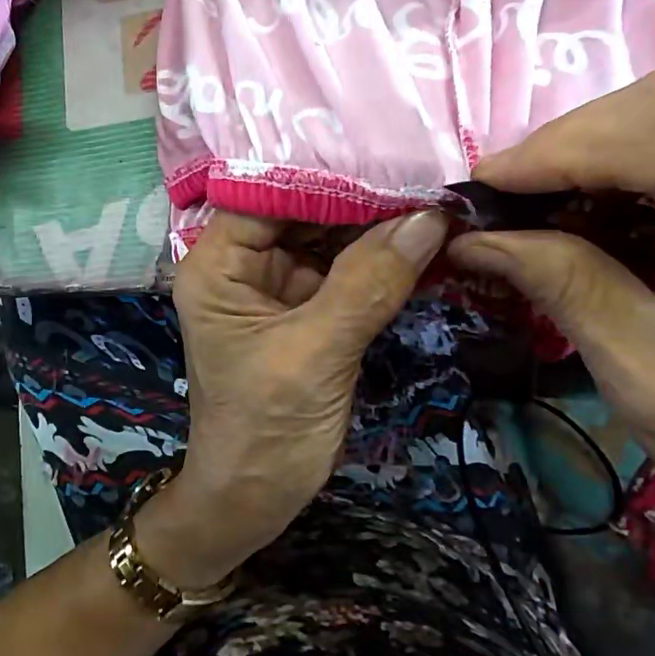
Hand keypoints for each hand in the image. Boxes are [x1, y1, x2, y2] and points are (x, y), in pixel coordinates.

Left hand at [137, 211, 448, 588]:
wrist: (253, 498)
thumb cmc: (266, 427)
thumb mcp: (315, 351)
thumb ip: (368, 282)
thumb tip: (429, 216)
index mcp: (217, 265)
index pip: (268, 196)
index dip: (327, 177)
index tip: (392, 156)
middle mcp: (241, 267)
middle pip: (302, 214)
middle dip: (361, 200)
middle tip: (430, 174)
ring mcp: (274, 290)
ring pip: (327, 241)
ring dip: (377, 229)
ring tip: (437, 199)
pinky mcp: (304, 314)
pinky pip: (343, 274)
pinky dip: (380, 263)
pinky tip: (424, 242)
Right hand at [447, 59, 654, 591]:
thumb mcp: (649, 384)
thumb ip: (566, 288)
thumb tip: (473, 235)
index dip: (578, 143)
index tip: (491, 183)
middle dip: (583, 137)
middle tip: (511, 192)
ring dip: (607, 143)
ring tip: (549, 198)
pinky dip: (640, 157)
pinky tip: (607, 205)